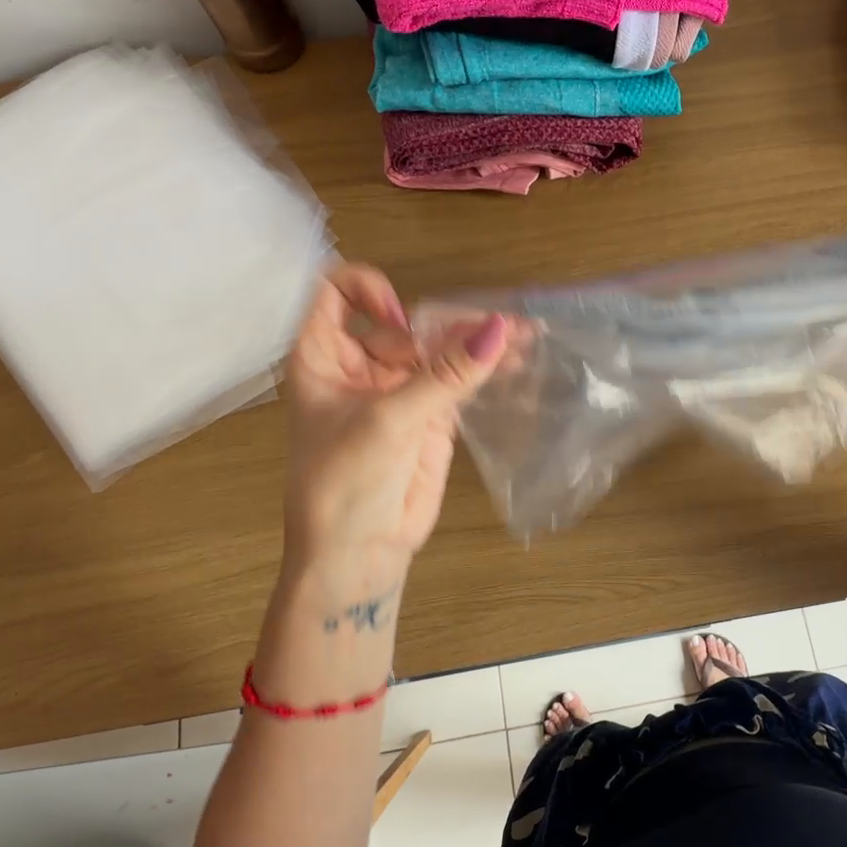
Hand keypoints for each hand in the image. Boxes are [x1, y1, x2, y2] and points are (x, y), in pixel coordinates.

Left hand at [284, 263, 507, 571]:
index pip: (336, 293)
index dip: (369, 292)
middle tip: (496, 328)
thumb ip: (445, 375)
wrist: (357, 554)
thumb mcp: (388, 421)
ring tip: (523, 336)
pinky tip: (518, 360)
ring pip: (438, 350)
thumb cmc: (344, 483)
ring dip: (476, 342)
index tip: (401, 320)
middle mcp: (359, 365)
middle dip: (446, 322)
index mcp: (322, 356)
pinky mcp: (431, 416)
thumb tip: (499, 329)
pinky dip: (486, 370)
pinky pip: (459, 380)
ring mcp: (398, 390)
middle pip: (404, 321)